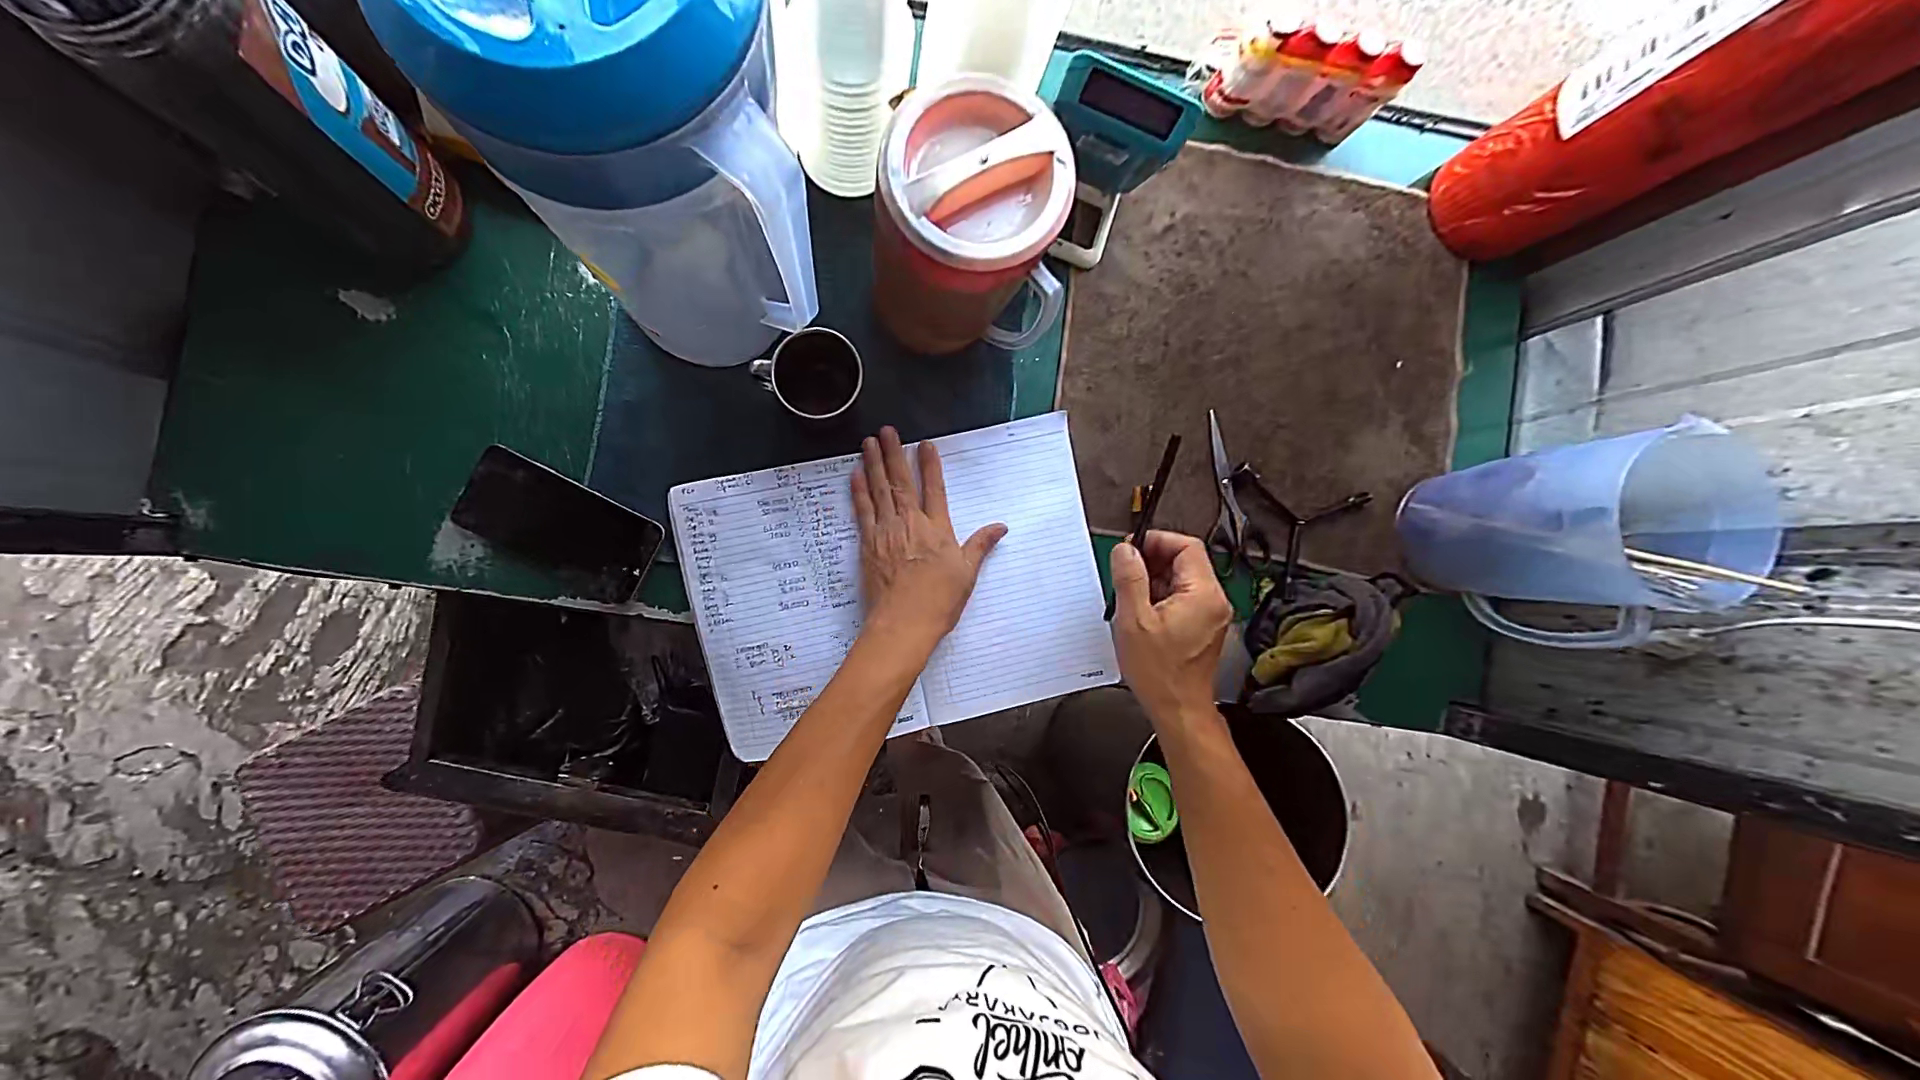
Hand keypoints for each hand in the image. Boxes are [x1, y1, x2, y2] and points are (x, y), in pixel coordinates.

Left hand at [852, 427, 1006, 656]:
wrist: (904, 623)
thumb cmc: (938, 601)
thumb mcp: (967, 573)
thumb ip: (980, 545)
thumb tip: (1000, 527)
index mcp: (937, 529)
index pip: (934, 488)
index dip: (930, 465)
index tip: (925, 445)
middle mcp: (911, 524)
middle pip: (901, 481)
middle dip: (894, 453)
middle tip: (887, 431)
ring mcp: (887, 531)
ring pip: (879, 489)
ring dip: (874, 463)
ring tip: (869, 442)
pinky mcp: (869, 544)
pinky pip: (862, 510)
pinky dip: (858, 491)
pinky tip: (855, 475)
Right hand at [1110, 531, 1233, 727]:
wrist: (1177, 707)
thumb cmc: (1161, 673)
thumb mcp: (1134, 620)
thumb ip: (1130, 579)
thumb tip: (1125, 551)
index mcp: (1203, 595)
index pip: (1187, 546)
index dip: (1157, 541)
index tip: (1134, 547)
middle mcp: (1214, 601)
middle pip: (1185, 561)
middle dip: (1153, 561)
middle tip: (1127, 570)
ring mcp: (1210, 613)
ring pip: (1182, 578)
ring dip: (1155, 579)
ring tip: (1132, 596)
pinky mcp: (1203, 624)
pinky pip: (1183, 596)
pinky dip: (1161, 596)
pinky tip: (1142, 611)